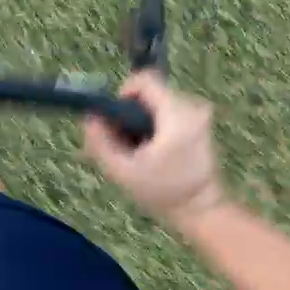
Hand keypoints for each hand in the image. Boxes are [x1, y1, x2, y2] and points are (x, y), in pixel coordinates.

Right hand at [83, 72, 225, 227]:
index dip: (122, 94)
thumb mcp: (121, 170)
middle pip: (148, 93)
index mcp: (176, 115)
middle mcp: (192, 107)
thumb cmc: (161, 192)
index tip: (116, 120)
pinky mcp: (198, 121)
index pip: (145, 80)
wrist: (200, 208)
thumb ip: (100, 141)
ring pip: (155, 102)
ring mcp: (198, 113)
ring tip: (135, 149)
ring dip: (139, 121)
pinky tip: (149, 149)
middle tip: (121, 142)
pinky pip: (166, 111)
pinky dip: (152, 125)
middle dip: (128, 113)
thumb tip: (89, 116)